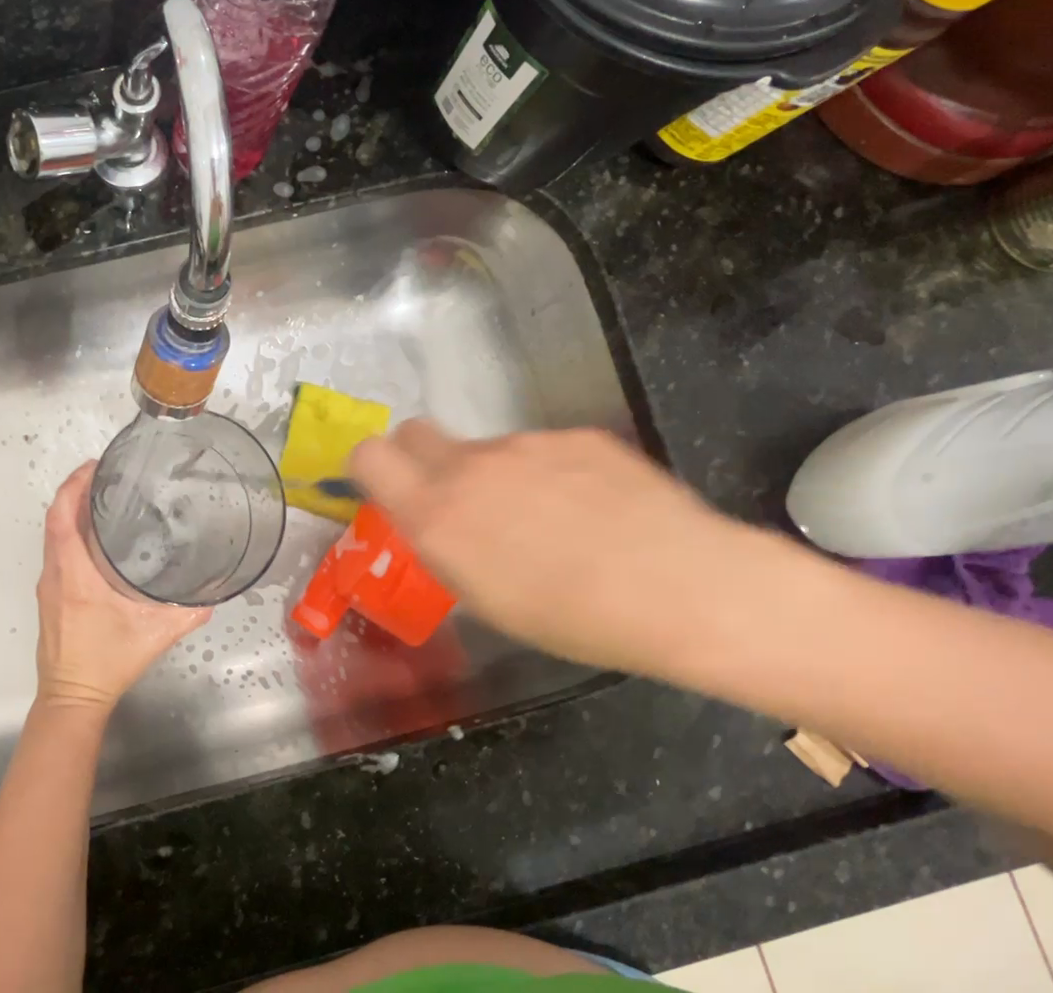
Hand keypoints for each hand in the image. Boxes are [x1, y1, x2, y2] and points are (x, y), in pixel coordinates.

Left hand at [35, 462, 212, 711]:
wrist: (71, 698)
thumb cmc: (107, 663)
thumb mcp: (153, 636)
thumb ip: (186, 613)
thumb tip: (214, 595)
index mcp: (72, 575)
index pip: (61, 517)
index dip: (72, 487)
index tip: (92, 467)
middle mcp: (54, 575)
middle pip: (54, 521)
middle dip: (74, 493)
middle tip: (104, 476)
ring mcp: (48, 587)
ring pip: (53, 538)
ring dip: (70, 515)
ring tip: (102, 500)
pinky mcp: (50, 599)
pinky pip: (55, 555)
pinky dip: (70, 536)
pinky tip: (96, 540)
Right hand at [348, 420, 757, 675]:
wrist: (683, 588)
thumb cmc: (572, 618)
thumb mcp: (482, 599)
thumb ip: (444, 545)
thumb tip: (440, 523)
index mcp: (436, 514)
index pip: (368, 455)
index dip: (370, 467)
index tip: (388, 488)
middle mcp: (470, 468)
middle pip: (415, 433)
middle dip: (420, 459)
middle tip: (458, 501)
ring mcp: (526, 445)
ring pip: (486, 450)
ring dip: (496, 476)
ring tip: (551, 524)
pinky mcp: (577, 436)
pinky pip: (542, 450)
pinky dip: (551, 474)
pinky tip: (593, 512)